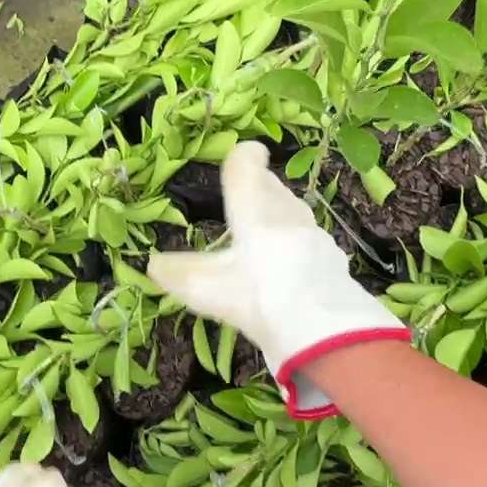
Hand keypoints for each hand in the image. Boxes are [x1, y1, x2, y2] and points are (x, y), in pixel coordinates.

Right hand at [147, 141, 407, 418]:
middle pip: (272, 188)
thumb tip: (155, 264)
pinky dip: (298, 241)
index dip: (243, 158)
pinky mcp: (332, 258)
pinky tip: (293, 264)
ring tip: (268, 226)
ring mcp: (314, 235)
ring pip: (294, 212)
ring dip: (280, 212)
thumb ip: (181, 275)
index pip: (246, 168)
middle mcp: (285, 214)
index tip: (244, 156)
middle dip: (260, 186)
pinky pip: (311, 238)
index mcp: (253, 212)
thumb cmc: (260, 299)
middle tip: (250, 193)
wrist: (326, 329)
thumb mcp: (209, 292)